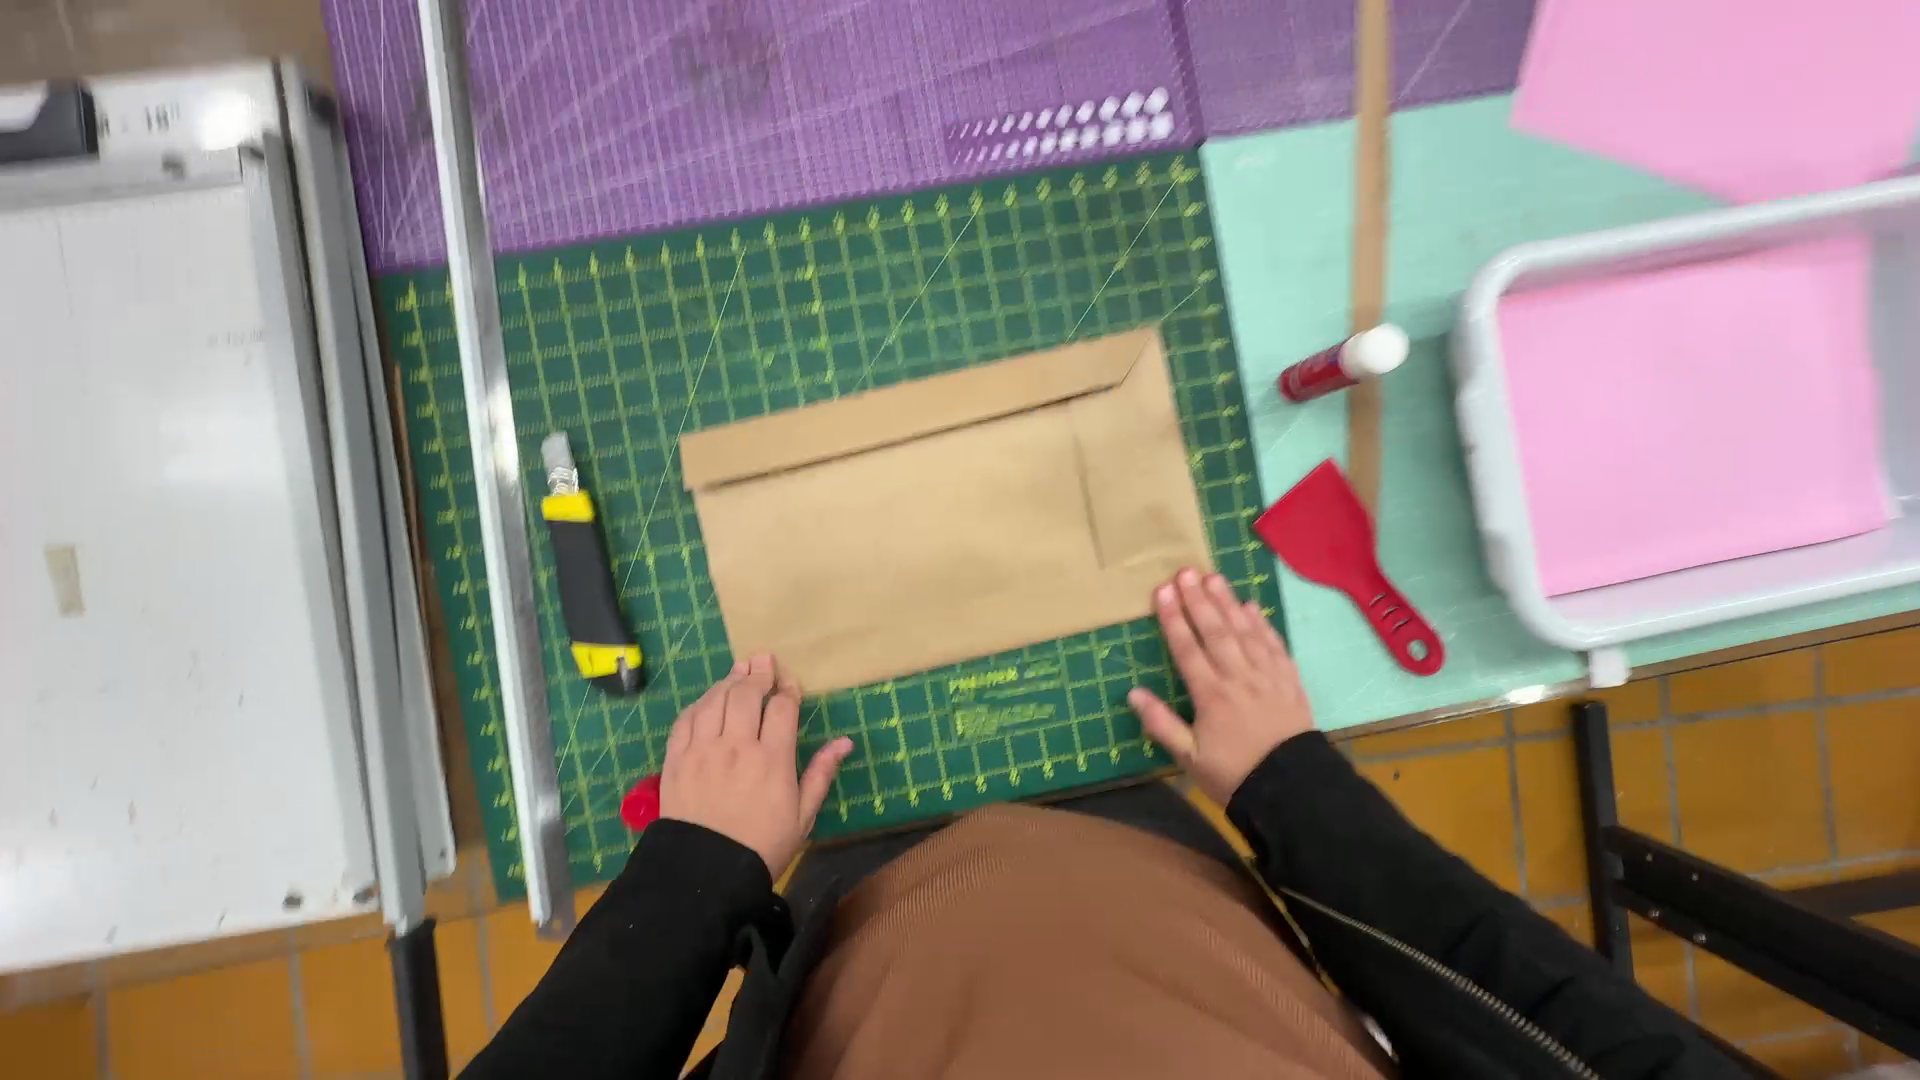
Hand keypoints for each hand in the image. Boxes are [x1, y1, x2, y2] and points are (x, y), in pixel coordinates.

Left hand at [659, 654, 854, 875]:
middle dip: (758, 673)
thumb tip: (844, 742)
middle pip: (746, 693)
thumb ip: (821, 773)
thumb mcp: (803, 816)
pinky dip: (700, 703)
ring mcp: (702, 751)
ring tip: (739, 672)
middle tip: (764, 662)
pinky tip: (710, 700)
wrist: (705, 876)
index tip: (789, 684)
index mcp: (773, 759)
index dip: (787, 689)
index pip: (781, 707)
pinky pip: (686, 719)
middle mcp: (737, 747)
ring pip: (715, 700)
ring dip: (729, 681)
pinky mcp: (676, 760)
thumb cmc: (762, 847)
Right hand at [1128, 568, 1314, 803]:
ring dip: (1228, 602)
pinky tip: (1251, 607)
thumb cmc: (1234, 774)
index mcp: (1211, 695)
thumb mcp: (1190, 758)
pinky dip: (1262, 624)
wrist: (1293, 790)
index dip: (1173, 618)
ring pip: (1245, 631)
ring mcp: (1267, 676)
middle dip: (1198, 599)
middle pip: (1216, 631)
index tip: (1162, 591)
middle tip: (1185, 572)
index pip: (1187, 648)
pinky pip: (1274, 645)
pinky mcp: (1289, 681)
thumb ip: (1161, 724)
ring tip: (1214, 577)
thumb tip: (1133, 693)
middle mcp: (1238, 677)